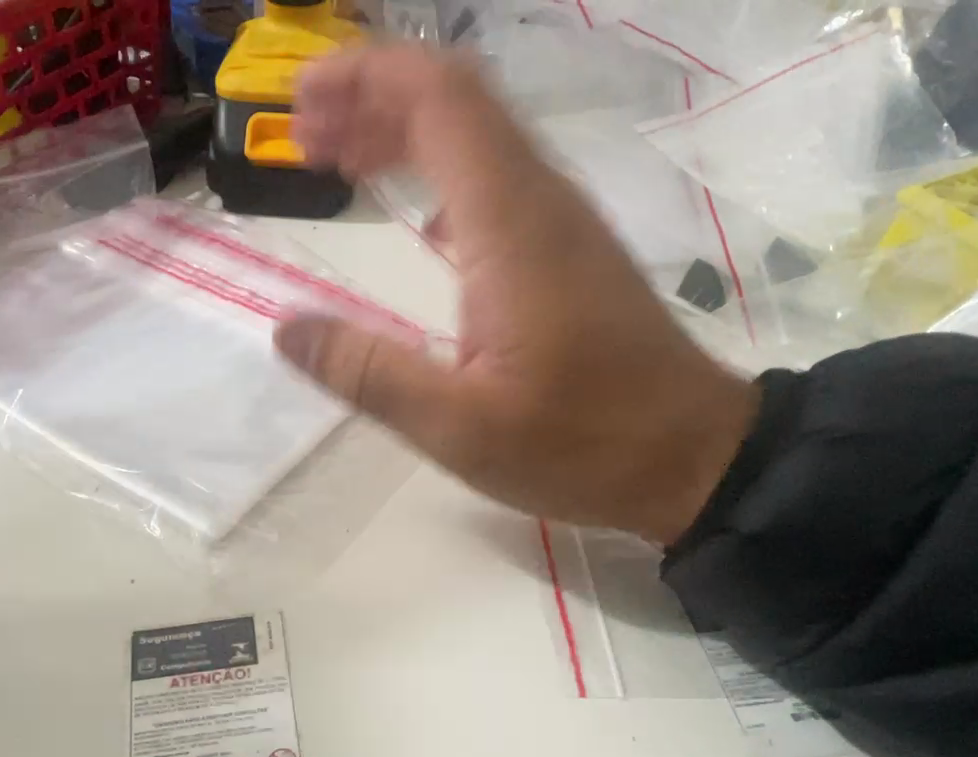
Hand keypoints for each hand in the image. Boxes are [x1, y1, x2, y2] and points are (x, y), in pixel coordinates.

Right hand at [276, 46, 756, 544]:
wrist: (692, 457)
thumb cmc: (581, 445)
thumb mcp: (458, 428)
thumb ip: (368, 374)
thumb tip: (286, 330)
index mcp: (511, 225)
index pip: (439, 97)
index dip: (363, 79)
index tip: (297, 109)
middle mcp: (540, 200)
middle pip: (454, 101)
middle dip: (370, 98)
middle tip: (300, 138)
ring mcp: (561, 220)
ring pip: (476, 135)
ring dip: (402, 132)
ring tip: (335, 164)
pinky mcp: (570, 248)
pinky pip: (496, 179)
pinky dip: (438, 172)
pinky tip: (410, 216)